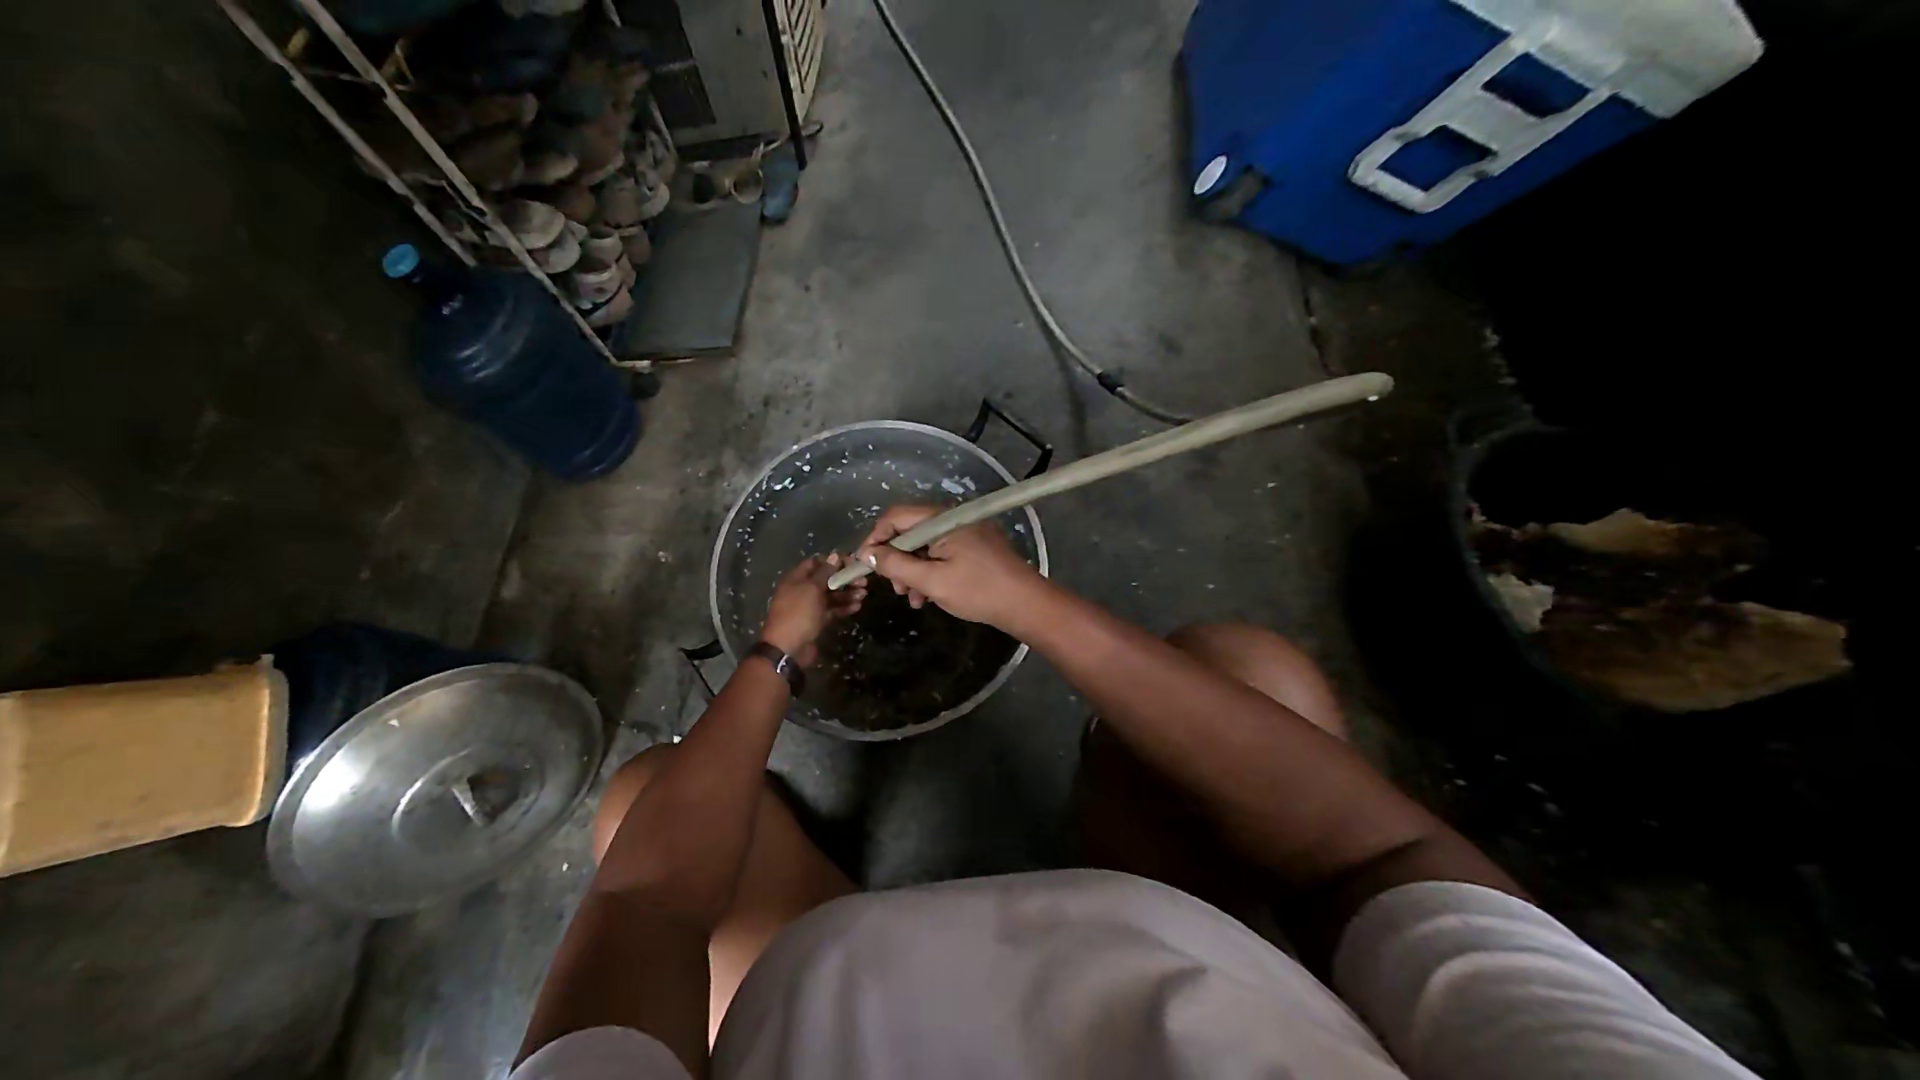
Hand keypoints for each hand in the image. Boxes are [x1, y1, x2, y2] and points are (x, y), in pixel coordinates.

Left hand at [761, 554, 865, 666]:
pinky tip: (857, 606)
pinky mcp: (816, 621)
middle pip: (826, 579)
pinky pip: (832, 610)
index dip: (835, 561)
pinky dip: (843, 607)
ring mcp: (810, 606)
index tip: (853, 562)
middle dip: (845, 579)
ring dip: (847, 594)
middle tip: (863, 581)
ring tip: (864, 594)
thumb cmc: (798, 614)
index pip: (817, 562)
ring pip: (831, 596)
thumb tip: (834, 555)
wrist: (788, 649)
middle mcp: (803, 590)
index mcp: (797, 578)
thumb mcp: (811, 589)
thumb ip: (824, 572)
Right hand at [853, 504, 1047, 627]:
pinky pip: (942, 552)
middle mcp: (952, 518)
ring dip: (912, 570)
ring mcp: (965, 531)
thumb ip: (897, 565)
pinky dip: (930, 571)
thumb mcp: (931, 581)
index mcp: (941, 519)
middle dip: (895, 559)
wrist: (1025, 603)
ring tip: (912, 598)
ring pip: (925, 545)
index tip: (865, 564)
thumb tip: (868, 555)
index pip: (895, 517)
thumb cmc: (978, 591)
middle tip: (893, 588)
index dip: (875, 539)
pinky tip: (929, 596)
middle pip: (909, 531)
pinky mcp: (974, 546)